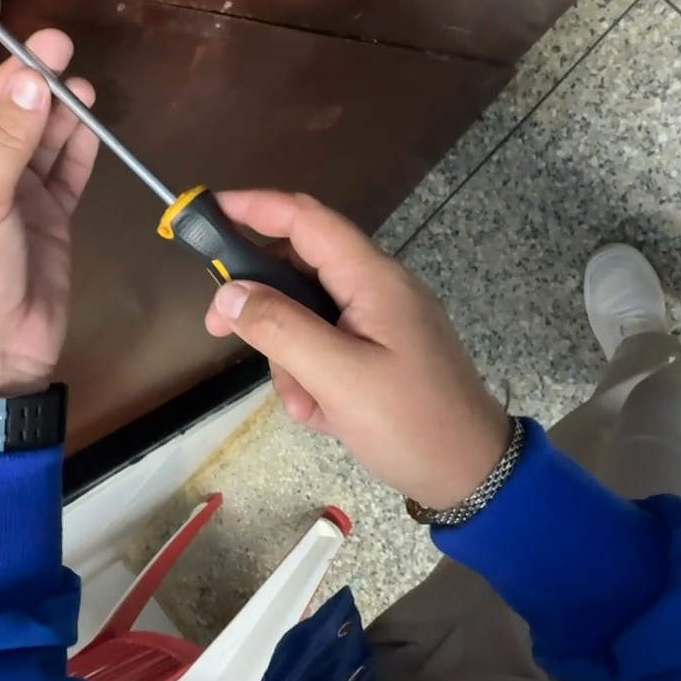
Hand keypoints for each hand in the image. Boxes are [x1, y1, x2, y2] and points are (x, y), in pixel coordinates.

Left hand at [0, 0, 98, 397]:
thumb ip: (6, 144)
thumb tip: (34, 83)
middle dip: (23, 73)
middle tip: (55, 42)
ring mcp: (13, 193)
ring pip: (37, 135)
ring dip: (56, 106)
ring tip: (78, 76)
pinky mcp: (49, 215)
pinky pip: (66, 169)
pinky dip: (78, 145)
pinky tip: (89, 120)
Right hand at [201, 191, 509, 508]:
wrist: (473, 473)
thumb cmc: (411, 422)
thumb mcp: (337, 377)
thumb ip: (280, 328)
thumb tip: (229, 293)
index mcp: (373, 278)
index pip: (306, 219)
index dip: (254, 207)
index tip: (207, 211)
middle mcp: (377, 288)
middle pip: (299, 270)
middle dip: (263, 306)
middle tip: (218, 331)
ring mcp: (380, 320)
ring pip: (307, 316)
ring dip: (291, 359)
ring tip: (307, 406)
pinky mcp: (381, 349)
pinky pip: (327, 346)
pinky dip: (314, 377)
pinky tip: (325, 414)